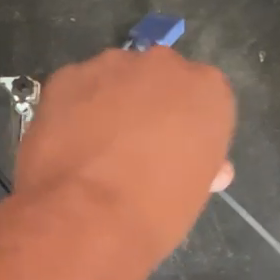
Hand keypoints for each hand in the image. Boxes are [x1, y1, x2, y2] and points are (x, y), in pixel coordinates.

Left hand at [17, 47, 235, 256]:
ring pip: (113, 80)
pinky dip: (72, 112)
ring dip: (108, 105)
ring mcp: (112, 66)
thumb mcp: (194, 191)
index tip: (171, 154)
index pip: (201, 100)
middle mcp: (164, 65)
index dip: (183, 129)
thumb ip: (200, 162)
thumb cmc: (154, 211)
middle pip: (157, 80)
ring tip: (93, 149)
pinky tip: (68, 144)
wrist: (87, 214)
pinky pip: (74, 90)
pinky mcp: (67, 77)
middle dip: (146, 108)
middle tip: (131, 150)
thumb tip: (212, 169)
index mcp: (208, 91)